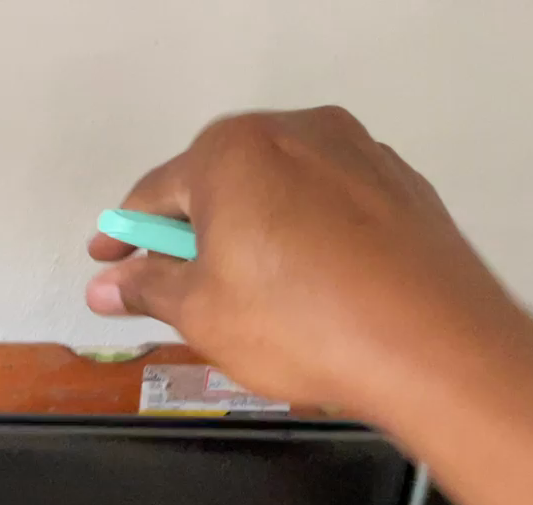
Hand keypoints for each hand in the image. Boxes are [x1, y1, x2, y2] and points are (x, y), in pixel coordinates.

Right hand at [88, 106, 532, 418]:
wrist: (429, 346)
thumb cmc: (293, 323)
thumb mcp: (198, 311)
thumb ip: (144, 288)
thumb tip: (103, 286)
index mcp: (234, 153)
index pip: (155, 192)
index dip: (122, 233)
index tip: (105, 262)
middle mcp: (297, 130)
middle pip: (216, 181)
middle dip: (183, 229)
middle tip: (166, 278)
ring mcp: (356, 151)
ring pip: (271, 187)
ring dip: (237, 230)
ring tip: (231, 285)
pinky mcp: (397, 184)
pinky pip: (319, 200)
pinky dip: (289, 232)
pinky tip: (292, 282)